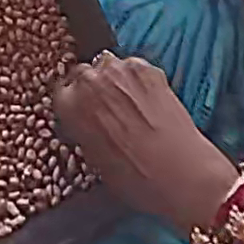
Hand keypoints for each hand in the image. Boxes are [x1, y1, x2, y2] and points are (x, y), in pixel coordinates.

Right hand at [52, 52, 240, 233]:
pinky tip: (147, 100)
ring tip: (129, 102)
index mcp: (71, 105)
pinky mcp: (147, 67)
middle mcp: (90, 80)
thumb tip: (85, 121)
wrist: (181, 172)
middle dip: (92, 87)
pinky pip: (133, 66)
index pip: (62, 91)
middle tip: (106, 107)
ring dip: (113, 79)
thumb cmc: (136, 177)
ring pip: (108, 65)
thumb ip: (83, 130)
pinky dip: (137, 78)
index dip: (73, 102)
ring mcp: (119, 70)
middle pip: (83, 73)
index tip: (82, 109)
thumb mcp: (94, 160)